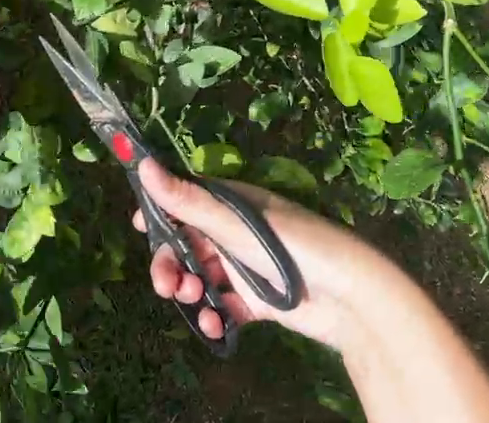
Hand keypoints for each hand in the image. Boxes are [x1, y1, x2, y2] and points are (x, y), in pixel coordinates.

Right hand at [132, 159, 381, 351]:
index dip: (159, 212)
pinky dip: (213, 314)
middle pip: (186, 243)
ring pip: (201, 275)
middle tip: (164, 285)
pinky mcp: (256, 300)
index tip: (140, 227)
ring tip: (194, 302)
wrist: (348, 296)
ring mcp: (244, 267)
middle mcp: (232, 231)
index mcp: (228, 203)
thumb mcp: (231, 222)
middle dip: (170, 262)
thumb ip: (185, 199)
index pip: (183, 199)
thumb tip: (141, 164)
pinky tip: (214, 325)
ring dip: (189, 289)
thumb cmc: (288, 245)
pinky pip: (223, 304)